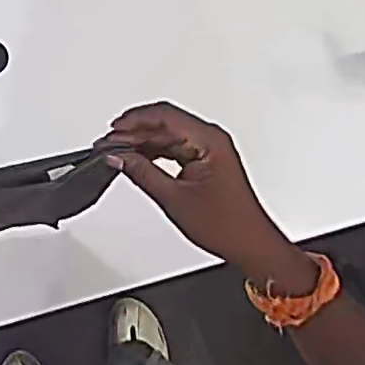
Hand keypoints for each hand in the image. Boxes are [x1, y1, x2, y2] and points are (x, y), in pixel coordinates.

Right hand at [103, 103, 316, 294]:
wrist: (254, 248)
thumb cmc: (229, 227)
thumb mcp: (174, 198)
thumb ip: (141, 172)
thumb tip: (117, 156)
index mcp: (209, 140)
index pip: (164, 116)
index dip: (134, 120)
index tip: (114, 128)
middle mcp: (210, 139)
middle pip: (163, 122)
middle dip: (134, 131)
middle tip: (110, 142)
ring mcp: (207, 148)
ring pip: (165, 133)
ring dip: (141, 141)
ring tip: (117, 150)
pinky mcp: (203, 158)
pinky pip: (172, 145)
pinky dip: (152, 150)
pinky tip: (135, 158)